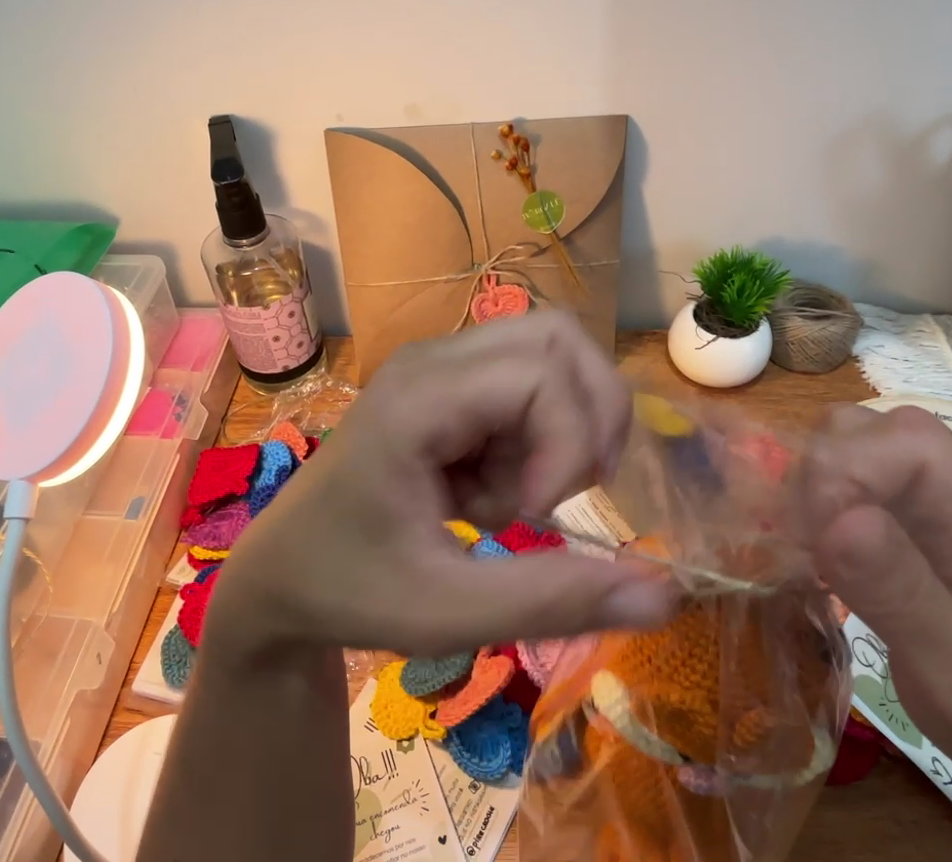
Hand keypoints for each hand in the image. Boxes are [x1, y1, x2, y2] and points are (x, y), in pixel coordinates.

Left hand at [208, 312, 681, 661]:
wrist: (283, 577)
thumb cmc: (350, 590)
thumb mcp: (449, 611)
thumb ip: (555, 600)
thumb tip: (668, 593)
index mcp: (419, 398)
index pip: (544, 373)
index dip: (568, 445)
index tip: (535, 515)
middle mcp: (432, 361)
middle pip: (559, 341)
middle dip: (583, 423)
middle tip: (554, 494)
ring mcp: (438, 367)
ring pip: (551, 359)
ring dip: (560, 432)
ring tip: (512, 497)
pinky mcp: (447, 387)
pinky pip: (529, 385)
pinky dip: (536, 439)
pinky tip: (489, 490)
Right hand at [794, 405, 951, 802]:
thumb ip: (907, 601)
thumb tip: (839, 519)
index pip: (906, 442)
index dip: (843, 474)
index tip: (813, 542)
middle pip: (868, 430)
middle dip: (818, 479)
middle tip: (809, 556)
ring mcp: (941, 495)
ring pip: (847, 445)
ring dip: (810, 490)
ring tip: (814, 560)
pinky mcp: (912, 512)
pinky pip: (845, 477)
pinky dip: (814, 507)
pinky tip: (822, 560)